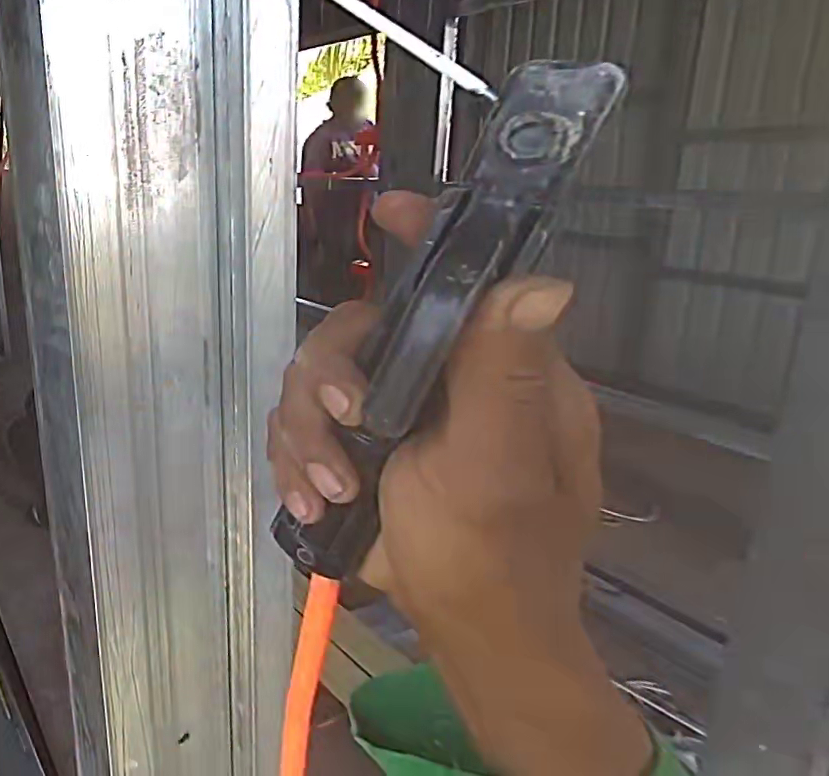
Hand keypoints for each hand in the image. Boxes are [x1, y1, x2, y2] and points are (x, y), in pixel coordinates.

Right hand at [270, 191, 648, 775]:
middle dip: (327, 382)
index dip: (422, 241)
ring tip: (328, 489)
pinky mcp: (341, 440)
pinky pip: (290, 424)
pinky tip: (309, 499)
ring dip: (306, 436)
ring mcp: (379, 410)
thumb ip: (503, 374)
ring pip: (304, 382)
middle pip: (344, 335)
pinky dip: (291, 459)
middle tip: (341, 424)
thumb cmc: (498, 546)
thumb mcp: (499, 461)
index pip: (453, 286)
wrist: (456, 618)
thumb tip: (538, 282)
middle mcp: (428, 378)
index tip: (389, 209)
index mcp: (487, 370)